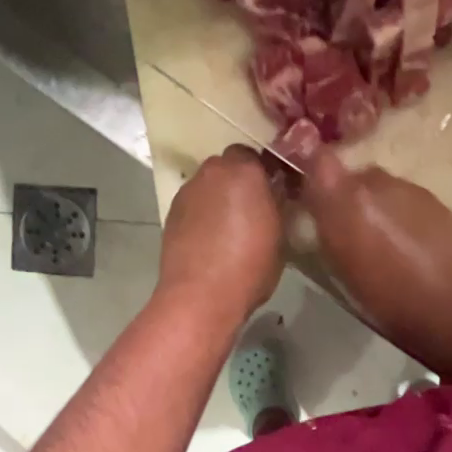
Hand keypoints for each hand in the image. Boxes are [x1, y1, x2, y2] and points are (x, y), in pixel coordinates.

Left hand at [157, 146, 284, 322]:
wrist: (200, 296)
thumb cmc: (250, 266)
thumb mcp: (280, 235)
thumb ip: (277, 204)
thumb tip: (275, 192)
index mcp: (243, 171)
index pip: (254, 155)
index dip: (263, 172)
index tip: (273, 192)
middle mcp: (211, 172)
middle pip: (227, 167)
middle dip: (239, 182)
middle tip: (252, 209)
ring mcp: (187, 193)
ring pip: (208, 186)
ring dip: (219, 198)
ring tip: (230, 228)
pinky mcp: (171, 215)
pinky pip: (193, 206)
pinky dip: (202, 215)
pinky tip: (210, 240)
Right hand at [302, 151, 451, 338]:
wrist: (444, 300)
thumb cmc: (382, 296)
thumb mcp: (338, 267)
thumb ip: (326, 229)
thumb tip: (319, 209)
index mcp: (343, 200)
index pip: (319, 162)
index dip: (315, 174)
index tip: (313, 196)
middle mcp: (374, 182)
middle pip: (353, 175)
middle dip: (348, 195)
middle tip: (350, 228)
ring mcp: (406, 187)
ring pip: (382, 187)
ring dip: (377, 205)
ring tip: (382, 238)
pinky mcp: (433, 198)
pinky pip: (406, 198)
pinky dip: (401, 213)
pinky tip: (408, 241)